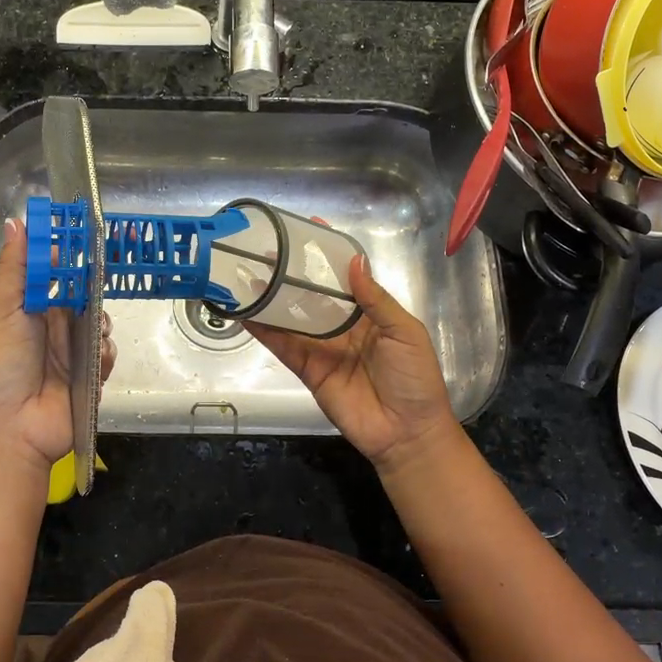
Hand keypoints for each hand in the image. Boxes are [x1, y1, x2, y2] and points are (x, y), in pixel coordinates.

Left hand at [0, 218, 113, 471]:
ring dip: (98, 326)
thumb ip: (16, 269)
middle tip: (101, 282)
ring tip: (92, 336)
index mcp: (21, 312)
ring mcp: (67, 355)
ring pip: (96, 325)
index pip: (49, 275)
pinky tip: (96, 360)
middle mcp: (45, 331)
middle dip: (91, 290)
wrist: (10, 432)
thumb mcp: (1, 312)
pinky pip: (105, 355)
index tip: (85, 238)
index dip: (66, 257)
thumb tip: (16, 222)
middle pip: (79, 298)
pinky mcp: (87, 378)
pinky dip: (104, 355)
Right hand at [247, 254, 459, 471]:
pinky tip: (246, 312)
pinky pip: (284, 346)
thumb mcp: (405, 332)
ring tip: (248, 274)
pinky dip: (264, 330)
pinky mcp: (308, 370)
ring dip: (272, 297)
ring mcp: (323, 348)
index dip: (328, 255)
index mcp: (369, 313)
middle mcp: (343, 326)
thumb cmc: (415, 378)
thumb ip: (376, 299)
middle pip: (312, 294)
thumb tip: (354, 261)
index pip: (344, 277)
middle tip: (267, 249)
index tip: (308, 229)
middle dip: (292, 273)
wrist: (406, 432)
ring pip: (293, 317)